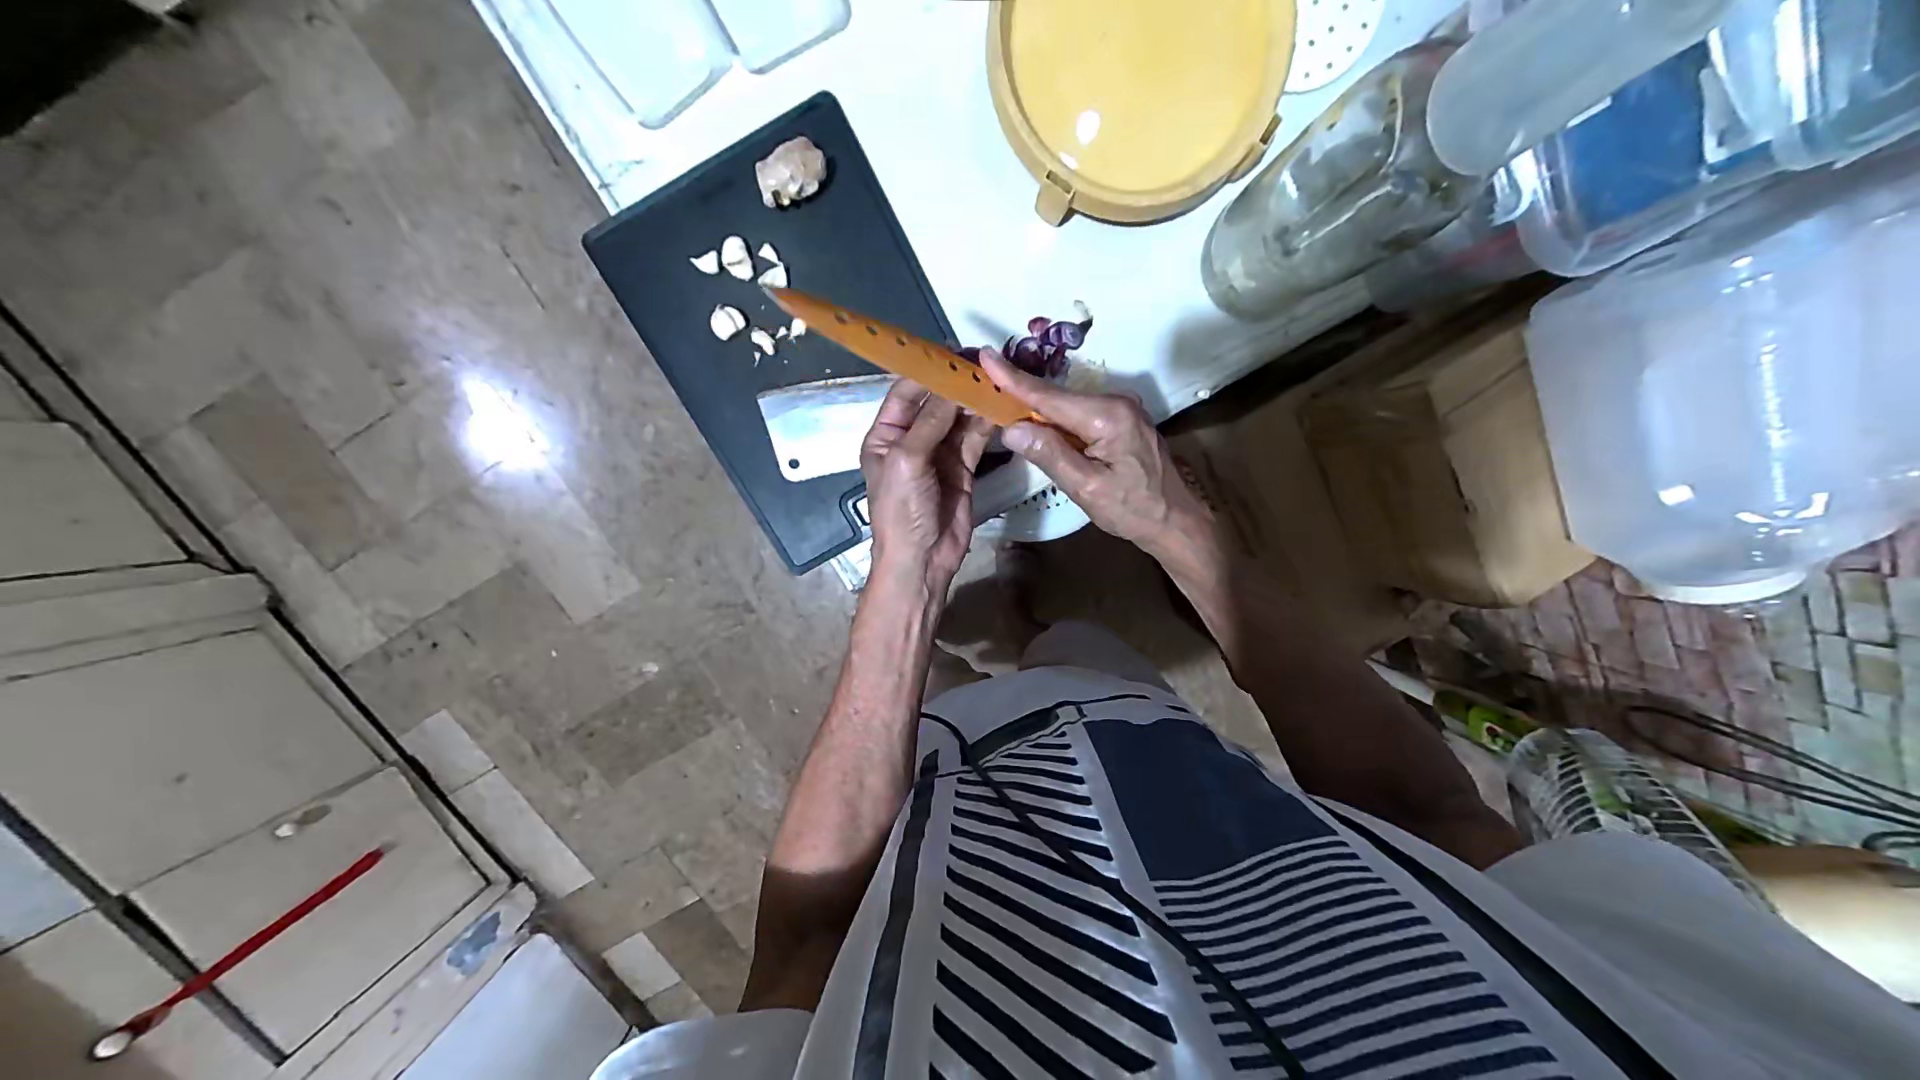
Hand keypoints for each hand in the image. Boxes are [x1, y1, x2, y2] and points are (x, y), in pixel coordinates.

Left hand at [860, 378, 993, 592]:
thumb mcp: (907, 461)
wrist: (922, 560)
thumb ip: (931, 421)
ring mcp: (939, 454)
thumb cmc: (901, 510)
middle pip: (936, 402)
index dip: (929, 372)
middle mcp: (912, 440)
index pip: (907, 393)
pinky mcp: (963, 468)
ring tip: (998, 378)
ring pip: (959, 418)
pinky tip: (1000, 405)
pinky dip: (987, 422)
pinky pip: (975, 438)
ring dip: (975, 401)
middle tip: (985, 363)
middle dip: (957, 384)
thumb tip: (952, 385)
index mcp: (885, 435)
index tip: (955, 353)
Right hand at [981, 349, 1214, 561]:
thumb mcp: (1087, 487)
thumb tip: (1013, 428)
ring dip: (1038, 409)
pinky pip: (1080, 413)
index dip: (1013, 379)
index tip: (984, 356)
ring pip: (1067, 405)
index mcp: (1108, 416)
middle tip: (985, 387)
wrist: (1176, 519)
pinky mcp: (1121, 419)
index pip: (1049, 397)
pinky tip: (1039, 426)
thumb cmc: (1133, 509)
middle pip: (1057, 397)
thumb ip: (1050, 455)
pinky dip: (1057, 419)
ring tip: (1003, 407)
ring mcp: (1121, 408)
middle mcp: (1116, 401)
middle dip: (1021, 394)